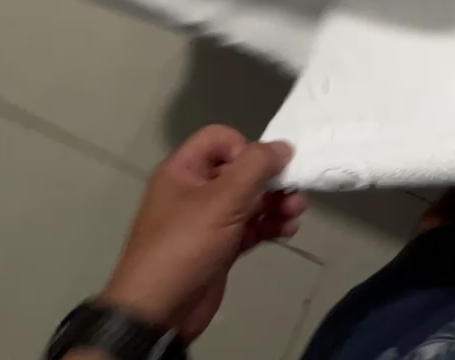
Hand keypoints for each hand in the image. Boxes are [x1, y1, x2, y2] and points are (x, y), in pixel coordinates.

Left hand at [98, 126, 304, 340]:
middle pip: (242, 170)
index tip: (259, 169)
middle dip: (271, 179)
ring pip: (250, 199)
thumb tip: (284, 146)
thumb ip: (256, 166)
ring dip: (276, 203)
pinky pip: (251, 226)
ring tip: (296, 212)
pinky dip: (270, 225)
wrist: (157, 315)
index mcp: (184, 171)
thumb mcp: (222, 199)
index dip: (245, 147)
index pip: (221, 139)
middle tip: (294, 190)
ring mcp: (208, 220)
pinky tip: (288, 230)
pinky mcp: (220, 246)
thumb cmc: (185, 246)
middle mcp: (195, 190)